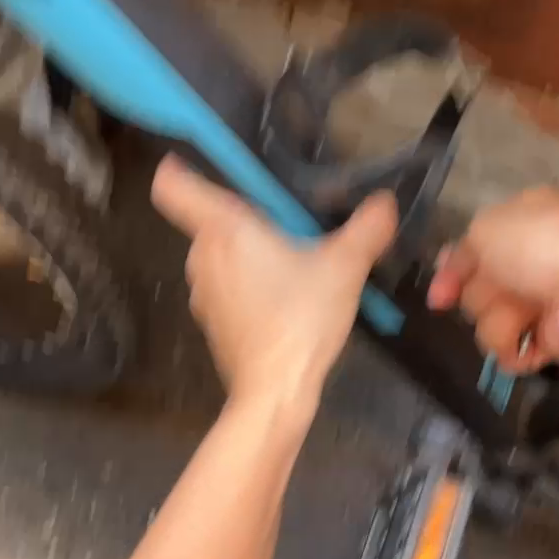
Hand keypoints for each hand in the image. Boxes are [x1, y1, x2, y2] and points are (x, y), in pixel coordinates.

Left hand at [152, 156, 397, 409]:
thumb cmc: (301, 319)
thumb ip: (367, 229)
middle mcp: (201, 257)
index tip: (199, 166)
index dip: (181, 169)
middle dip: (245, 223)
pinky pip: (226, 293)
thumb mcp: (345, 268)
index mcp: (223, 229)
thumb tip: (385, 204)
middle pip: (210, 222)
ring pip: (220, 259)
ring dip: (248, 260)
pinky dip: (248, 293)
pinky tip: (284, 310)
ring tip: (293, 275)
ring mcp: (202, 295)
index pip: (173, 185)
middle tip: (289, 234)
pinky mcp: (211, 326)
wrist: (275, 391)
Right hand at [427, 189, 558, 373]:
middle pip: (476, 291)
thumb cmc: (545, 248)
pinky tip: (525, 347)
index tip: (438, 297)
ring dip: (499, 324)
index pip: (472, 250)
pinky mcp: (553, 340)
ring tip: (524, 319)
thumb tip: (448, 266)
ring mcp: (542, 303)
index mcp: (521, 224)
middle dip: (481, 295)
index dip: (452, 273)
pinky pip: (513, 353)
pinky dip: (515, 353)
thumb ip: (463, 250)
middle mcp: (531, 262)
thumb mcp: (489, 228)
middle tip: (504, 290)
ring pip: (490, 324)